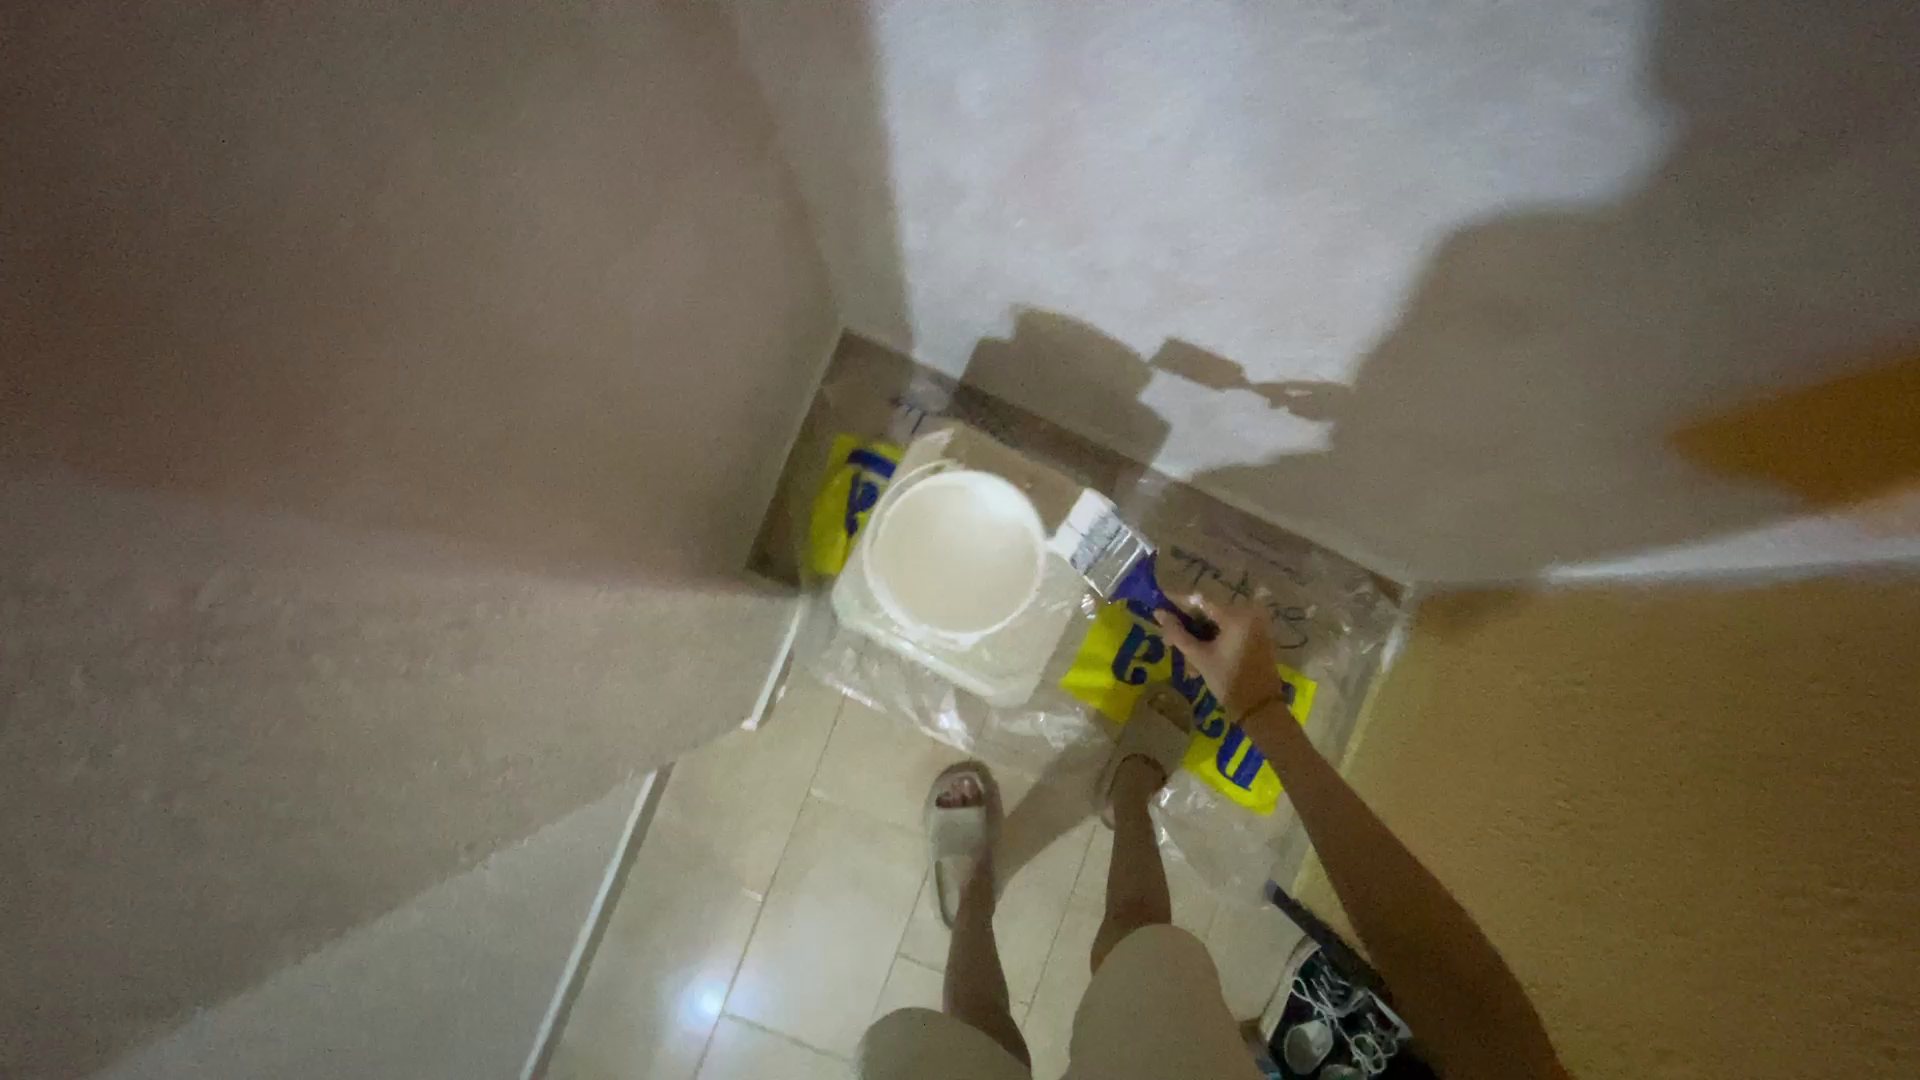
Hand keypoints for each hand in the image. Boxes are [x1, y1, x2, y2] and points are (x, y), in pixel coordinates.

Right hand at [1152, 595, 1290, 717]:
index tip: (1159, 609)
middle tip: (1170, 644)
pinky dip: (1215, 642)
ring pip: (1218, 625)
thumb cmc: (1227, 680)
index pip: (1200, 602)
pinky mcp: (1259, 638)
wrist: (1259, 707)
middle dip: (1189, 628)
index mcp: (1236, 616)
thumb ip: (1177, 633)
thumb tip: (1159, 613)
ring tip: (1188, 661)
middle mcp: (1249, 615)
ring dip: (1200, 639)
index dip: (1177, 605)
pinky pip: (1230, 632)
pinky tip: (1203, 658)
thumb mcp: (1199, 656)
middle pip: (1209, 614)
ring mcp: (1256, 626)